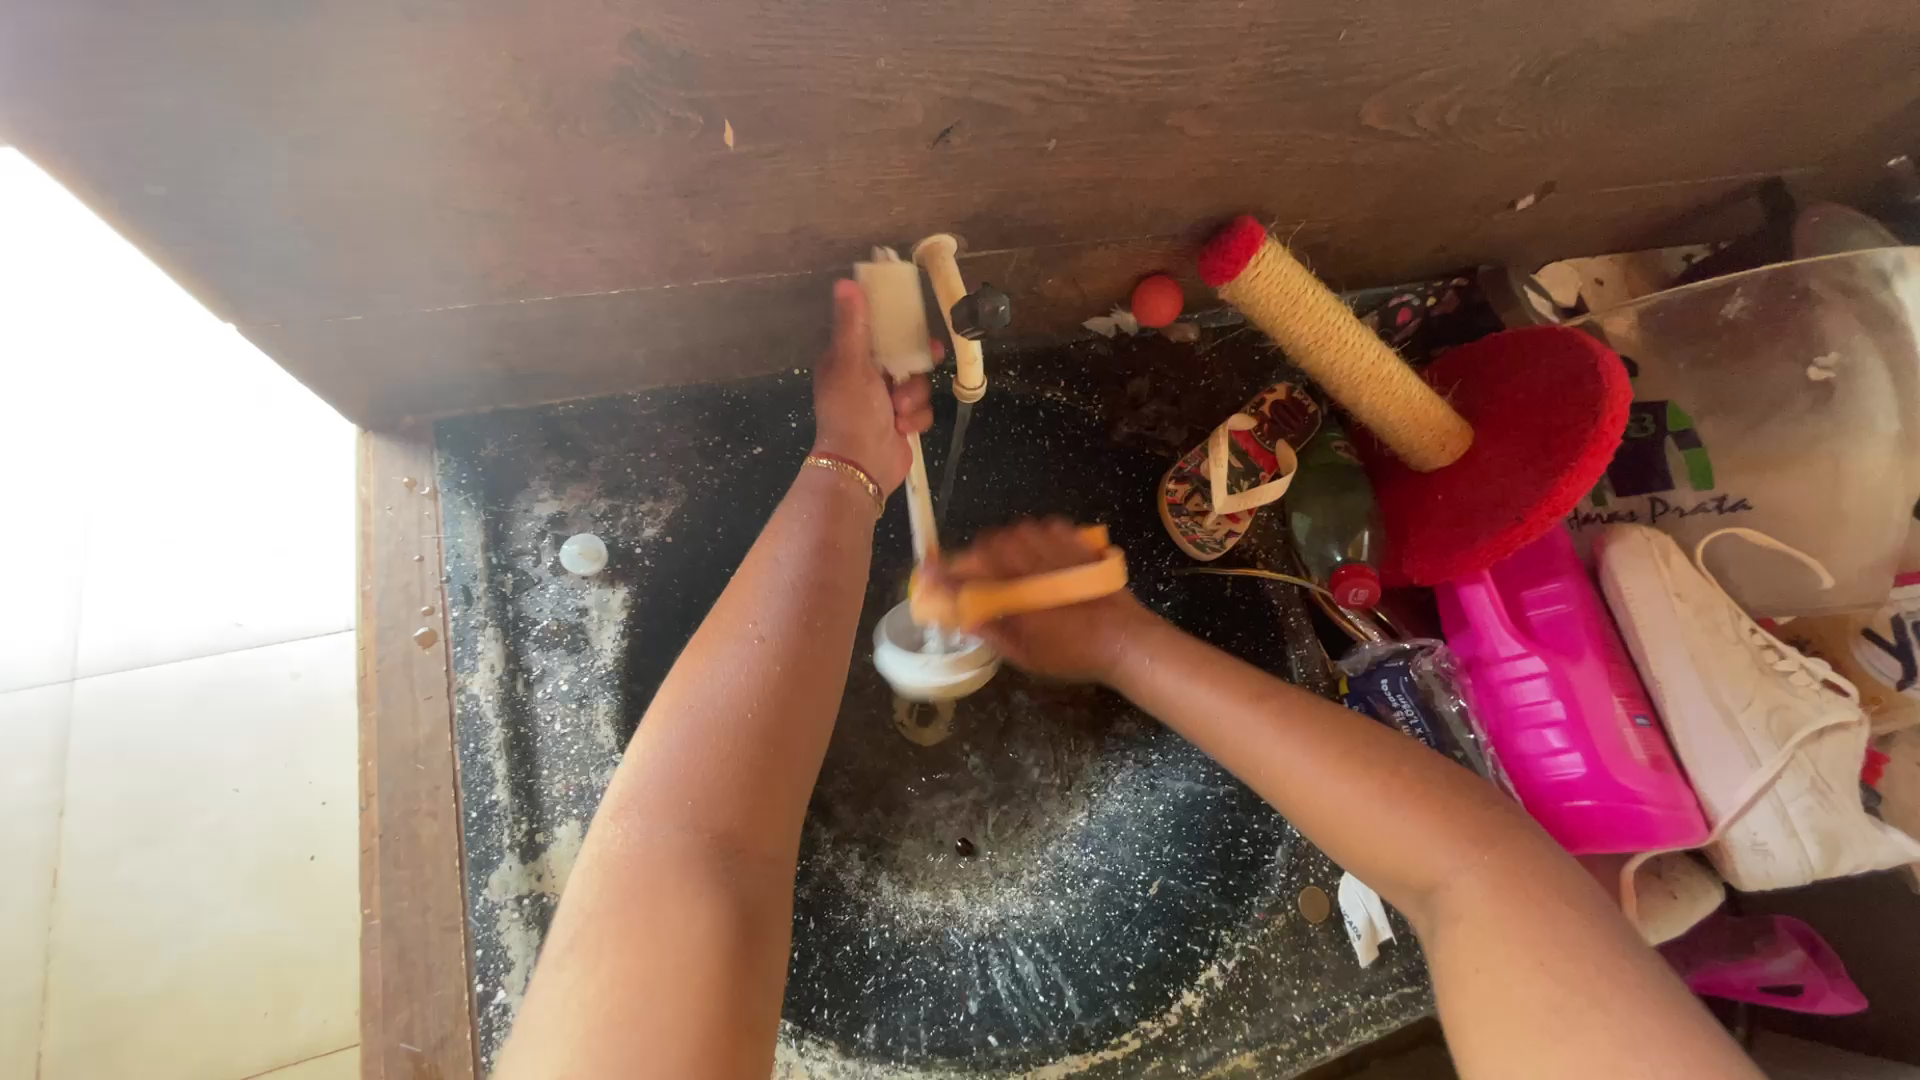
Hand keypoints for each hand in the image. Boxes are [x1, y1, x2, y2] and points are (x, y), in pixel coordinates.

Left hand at [812, 279, 935, 494]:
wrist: (862, 465)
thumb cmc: (852, 412)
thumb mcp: (849, 364)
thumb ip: (852, 325)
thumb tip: (846, 283)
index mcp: (847, 361)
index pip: (876, 333)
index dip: (897, 327)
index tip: (915, 325)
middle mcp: (865, 379)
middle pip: (904, 357)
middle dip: (913, 368)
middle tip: (930, 359)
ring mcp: (885, 402)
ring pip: (917, 384)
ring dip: (913, 398)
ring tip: (899, 412)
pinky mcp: (902, 423)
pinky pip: (922, 409)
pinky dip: (916, 419)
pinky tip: (902, 428)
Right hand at [933, 519, 1157, 683]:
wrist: (1127, 640)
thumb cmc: (1075, 654)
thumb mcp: (1027, 656)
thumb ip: (994, 633)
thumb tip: (967, 618)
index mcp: (1017, 594)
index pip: (970, 574)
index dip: (943, 572)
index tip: (926, 571)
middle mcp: (1034, 565)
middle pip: (989, 545)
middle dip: (972, 556)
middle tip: (970, 573)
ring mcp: (1057, 550)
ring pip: (1014, 531)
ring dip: (1001, 543)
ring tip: (1001, 561)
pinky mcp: (1077, 543)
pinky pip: (1044, 526)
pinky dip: (1030, 535)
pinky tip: (1033, 551)